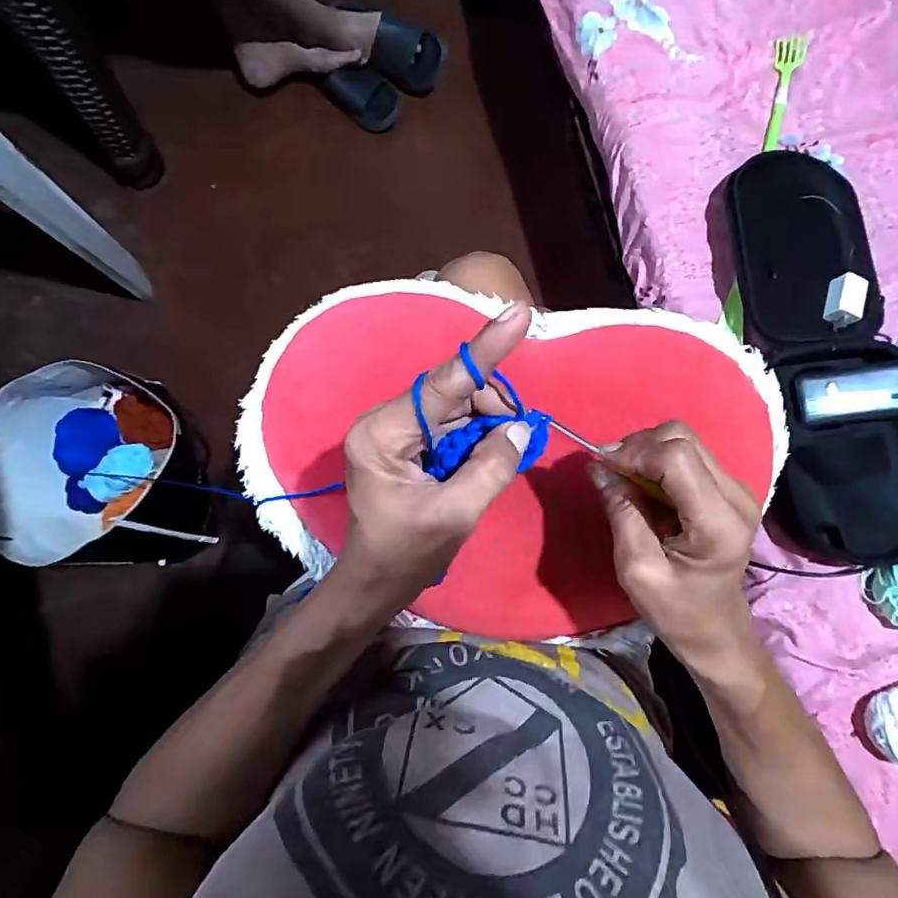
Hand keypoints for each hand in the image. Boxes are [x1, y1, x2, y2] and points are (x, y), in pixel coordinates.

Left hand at [334, 304, 534, 607]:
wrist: (376, 582)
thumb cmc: (407, 554)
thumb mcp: (456, 514)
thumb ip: (491, 466)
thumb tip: (521, 428)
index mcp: (384, 433)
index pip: (444, 383)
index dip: (485, 350)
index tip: (518, 314)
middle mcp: (386, 421)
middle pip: (454, 392)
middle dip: (492, 407)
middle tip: (519, 436)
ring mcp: (396, 430)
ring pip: (457, 406)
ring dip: (488, 422)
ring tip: (504, 451)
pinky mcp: (409, 443)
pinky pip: (452, 424)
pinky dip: (478, 434)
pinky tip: (492, 450)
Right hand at [589, 422, 761, 659]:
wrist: (715, 629)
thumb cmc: (675, 610)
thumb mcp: (636, 570)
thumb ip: (622, 513)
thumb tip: (599, 467)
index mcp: (718, 522)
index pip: (677, 456)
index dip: (634, 453)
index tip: (602, 468)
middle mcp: (736, 495)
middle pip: (683, 437)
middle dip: (639, 447)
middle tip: (611, 472)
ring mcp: (737, 489)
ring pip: (685, 439)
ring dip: (648, 452)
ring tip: (625, 479)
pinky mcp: (729, 489)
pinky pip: (689, 455)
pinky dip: (659, 461)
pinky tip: (644, 486)